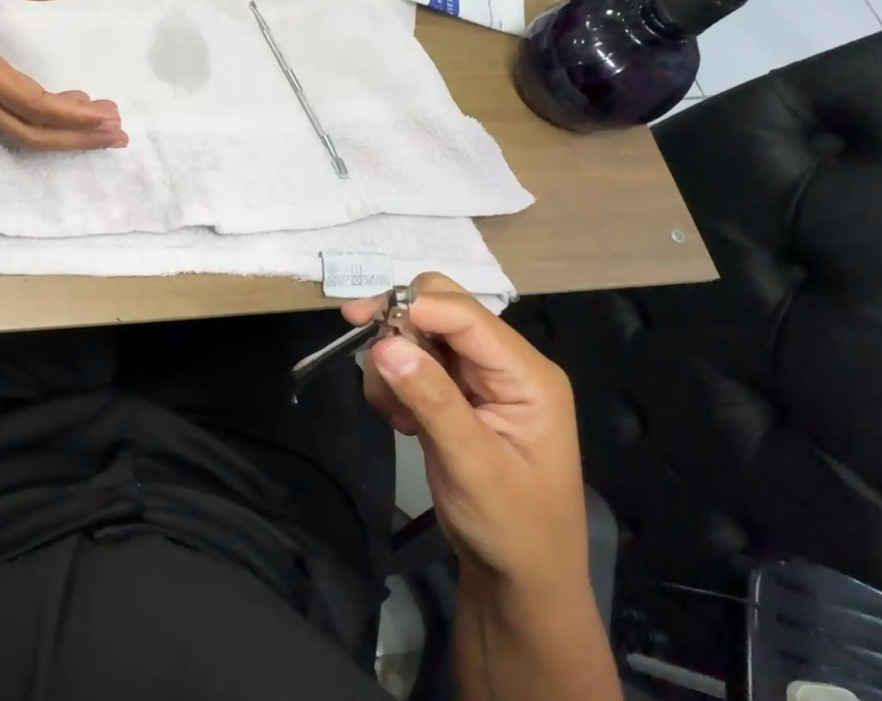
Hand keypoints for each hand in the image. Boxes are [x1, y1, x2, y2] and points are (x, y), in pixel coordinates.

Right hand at [0, 0, 126, 150]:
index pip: (32, 103)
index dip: (72, 113)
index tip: (109, 112)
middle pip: (31, 132)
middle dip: (76, 137)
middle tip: (119, 133)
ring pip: (23, 134)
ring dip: (66, 136)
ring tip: (106, 128)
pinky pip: (15, 124)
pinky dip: (48, 126)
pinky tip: (76, 109)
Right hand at [343, 274, 586, 590]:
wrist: (520, 574)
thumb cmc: (511, 524)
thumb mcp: (471, 464)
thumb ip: (431, 399)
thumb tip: (383, 344)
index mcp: (526, 374)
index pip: (464, 314)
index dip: (410, 306)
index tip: (355, 319)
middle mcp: (504, 365)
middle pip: (439, 311)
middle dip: (398, 331)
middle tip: (376, 369)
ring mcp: (478, 379)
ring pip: (417, 335)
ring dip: (392, 365)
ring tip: (398, 416)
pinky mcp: (454, 394)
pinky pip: (410, 363)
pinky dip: (392, 384)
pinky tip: (402, 421)